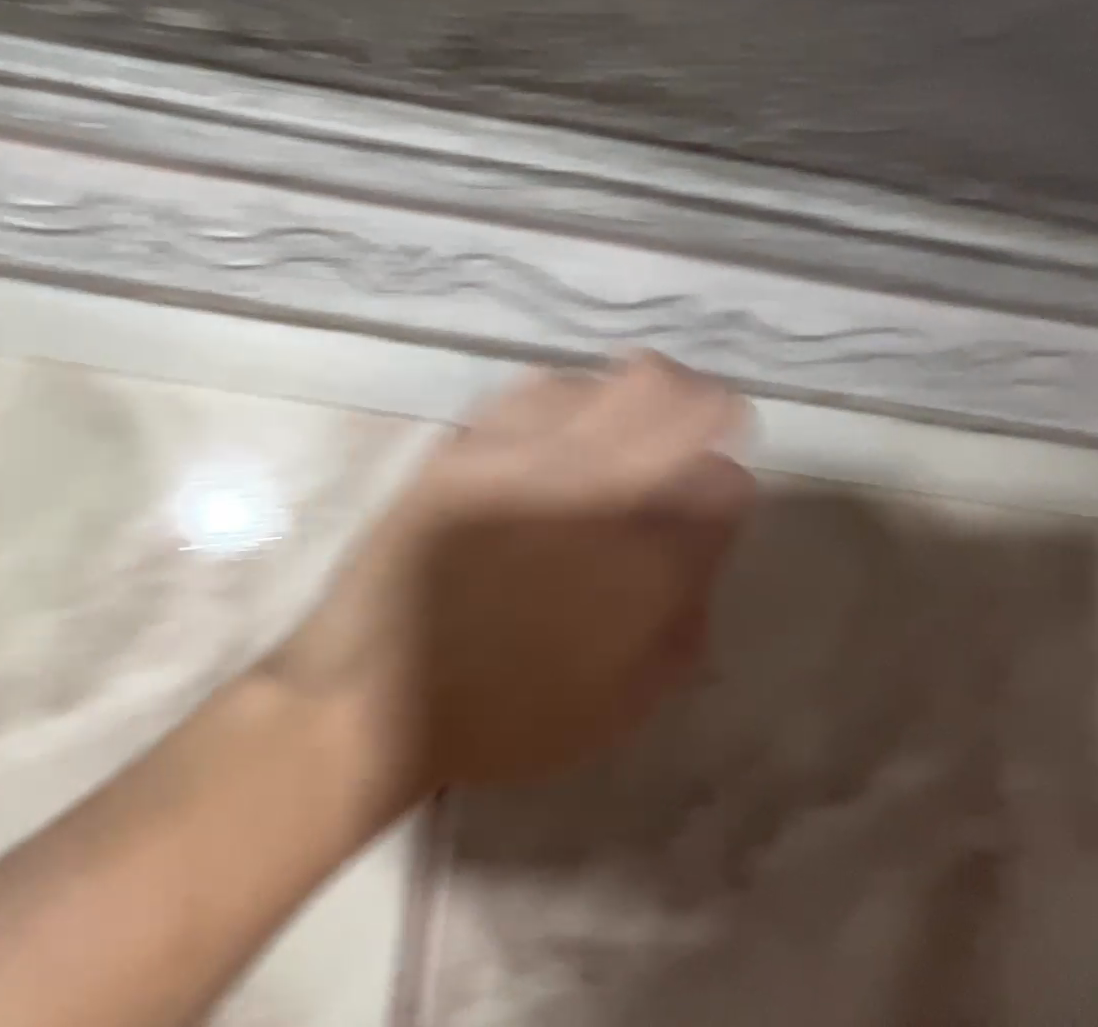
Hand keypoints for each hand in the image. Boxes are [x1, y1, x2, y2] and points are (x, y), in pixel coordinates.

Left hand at [280, 351, 754, 804]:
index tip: (708, 506)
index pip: (724, 479)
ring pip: (602, 380)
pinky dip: (559, 399)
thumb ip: (683, 615)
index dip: (723, 490)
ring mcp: (514, 456)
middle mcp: (589, 484)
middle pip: (673, 393)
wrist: (373, 696)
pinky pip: (526, 392)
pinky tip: (550, 430)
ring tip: (617, 429)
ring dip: (628, 397)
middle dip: (698, 407)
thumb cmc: (504, 717)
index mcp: (645, 556)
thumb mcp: (624, 700)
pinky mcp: (456, 450)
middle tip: (689, 432)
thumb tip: (703, 545)